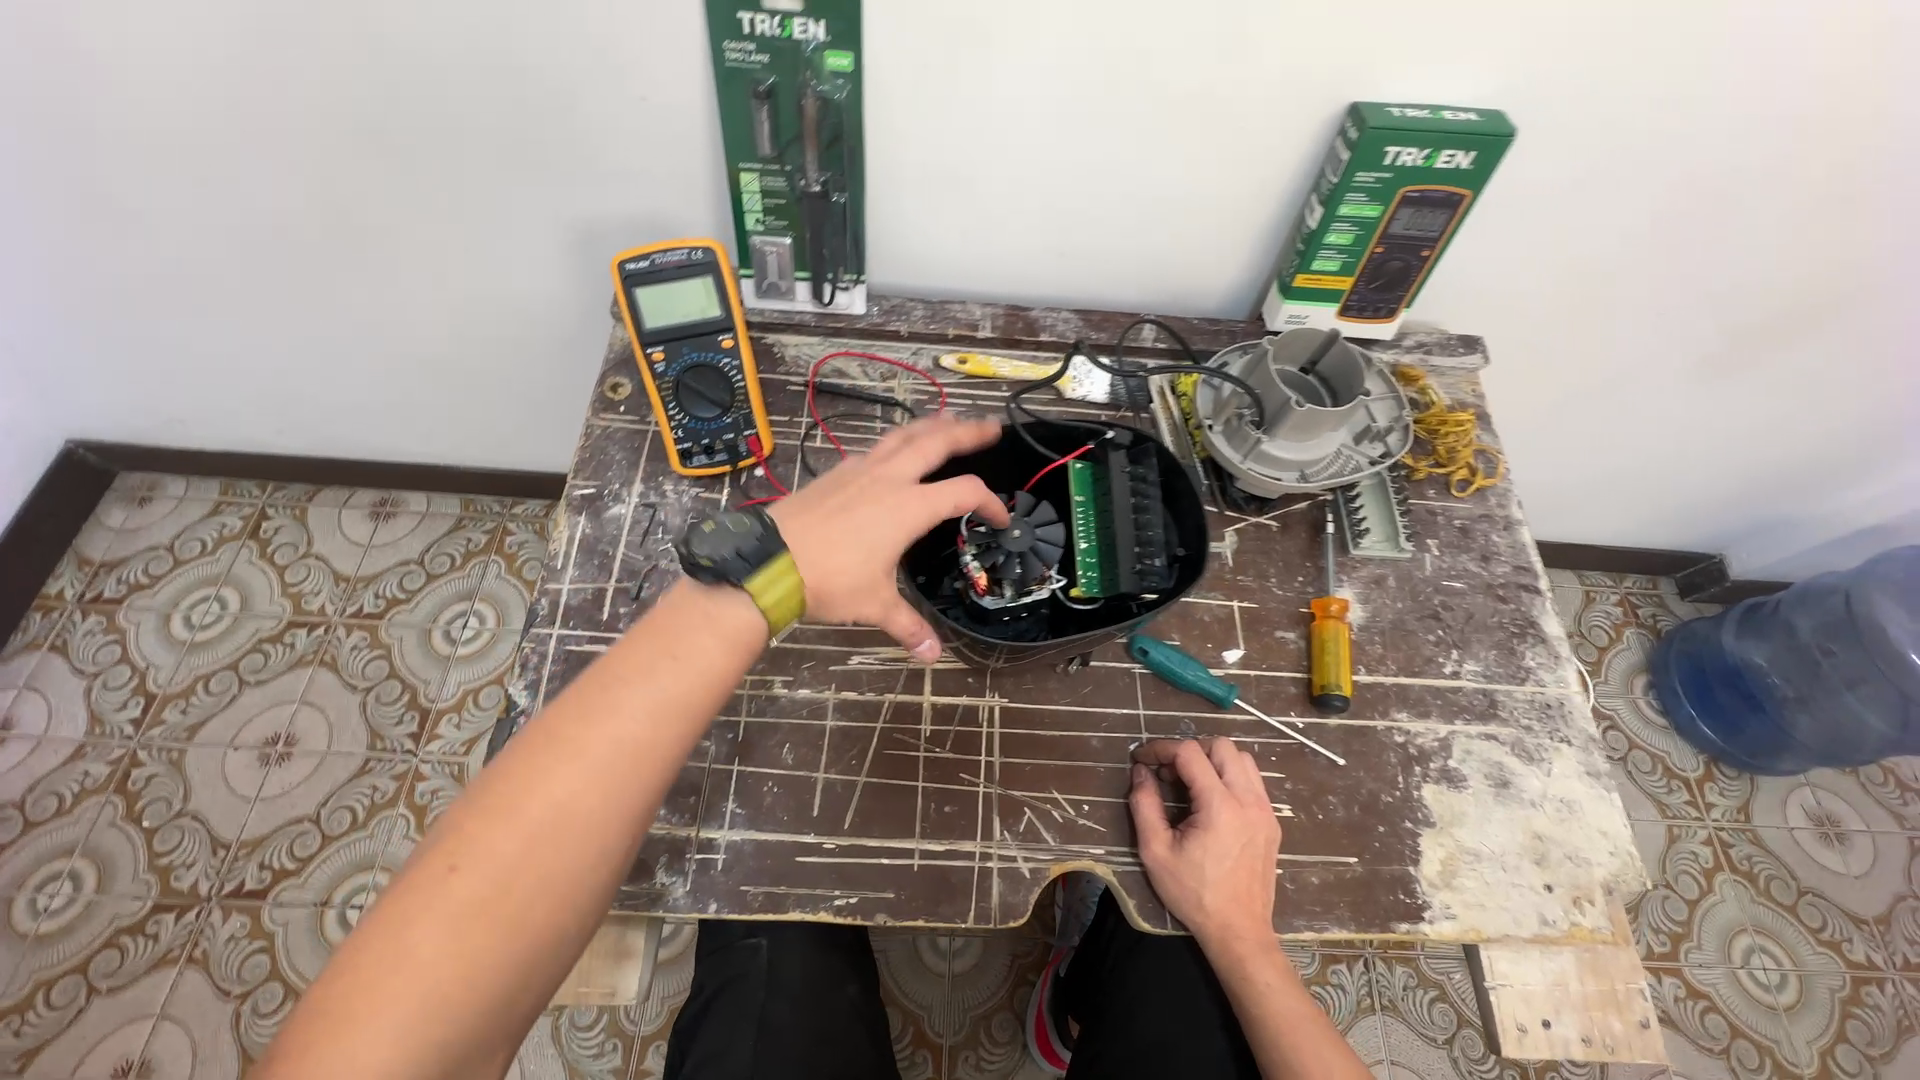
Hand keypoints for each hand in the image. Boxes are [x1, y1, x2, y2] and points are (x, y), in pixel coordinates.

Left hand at [768, 415, 1008, 662]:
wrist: (769, 561)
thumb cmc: (829, 580)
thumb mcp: (873, 604)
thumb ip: (907, 626)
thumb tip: (932, 655)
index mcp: (909, 507)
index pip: (964, 492)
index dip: (990, 502)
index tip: (1001, 518)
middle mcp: (888, 479)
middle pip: (936, 441)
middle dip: (968, 431)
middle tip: (991, 426)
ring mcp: (858, 471)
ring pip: (902, 435)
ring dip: (929, 426)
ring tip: (946, 422)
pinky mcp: (835, 473)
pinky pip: (873, 449)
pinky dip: (894, 445)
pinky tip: (891, 456)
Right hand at [1128, 737, 1281, 949]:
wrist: (1238, 931)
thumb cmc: (1193, 894)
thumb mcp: (1155, 851)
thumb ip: (1144, 805)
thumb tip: (1141, 771)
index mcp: (1219, 806)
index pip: (1190, 752)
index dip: (1161, 748)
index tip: (1142, 759)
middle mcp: (1248, 801)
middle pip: (1221, 746)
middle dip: (1190, 750)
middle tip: (1169, 772)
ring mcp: (1265, 810)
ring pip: (1242, 758)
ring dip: (1213, 760)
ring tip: (1191, 783)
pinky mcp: (1272, 822)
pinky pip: (1253, 781)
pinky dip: (1230, 776)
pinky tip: (1212, 800)